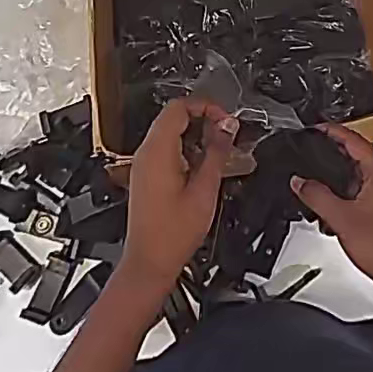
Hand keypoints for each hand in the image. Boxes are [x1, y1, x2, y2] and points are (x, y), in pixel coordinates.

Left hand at [123, 98, 237, 286]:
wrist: (150, 263)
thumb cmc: (173, 234)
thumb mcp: (205, 188)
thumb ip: (217, 151)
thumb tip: (228, 125)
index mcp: (158, 152)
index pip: (179, 107)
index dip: (206, 107)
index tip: (225, 120)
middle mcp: (146, 154)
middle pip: (175, 116)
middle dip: (204, 120)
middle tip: (226, 134)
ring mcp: (144, 165)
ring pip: (172, 132)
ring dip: (197, 135)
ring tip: (219, 152)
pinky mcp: (147, 176)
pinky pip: (167, 149)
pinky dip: (187, 149)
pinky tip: (204, 167)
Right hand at [292, 124, 372, 295]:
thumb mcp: (343, 220)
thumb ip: (318, 196)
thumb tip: (300, 182)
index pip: (355, 141)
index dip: (334, 132)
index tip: (319, 127)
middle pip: (360, 155)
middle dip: (336, 154)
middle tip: (316, 151)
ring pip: (365, 172)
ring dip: (344, 175)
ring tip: (322, 181)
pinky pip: (371, 186)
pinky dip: (354, 188)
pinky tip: (339, 202)